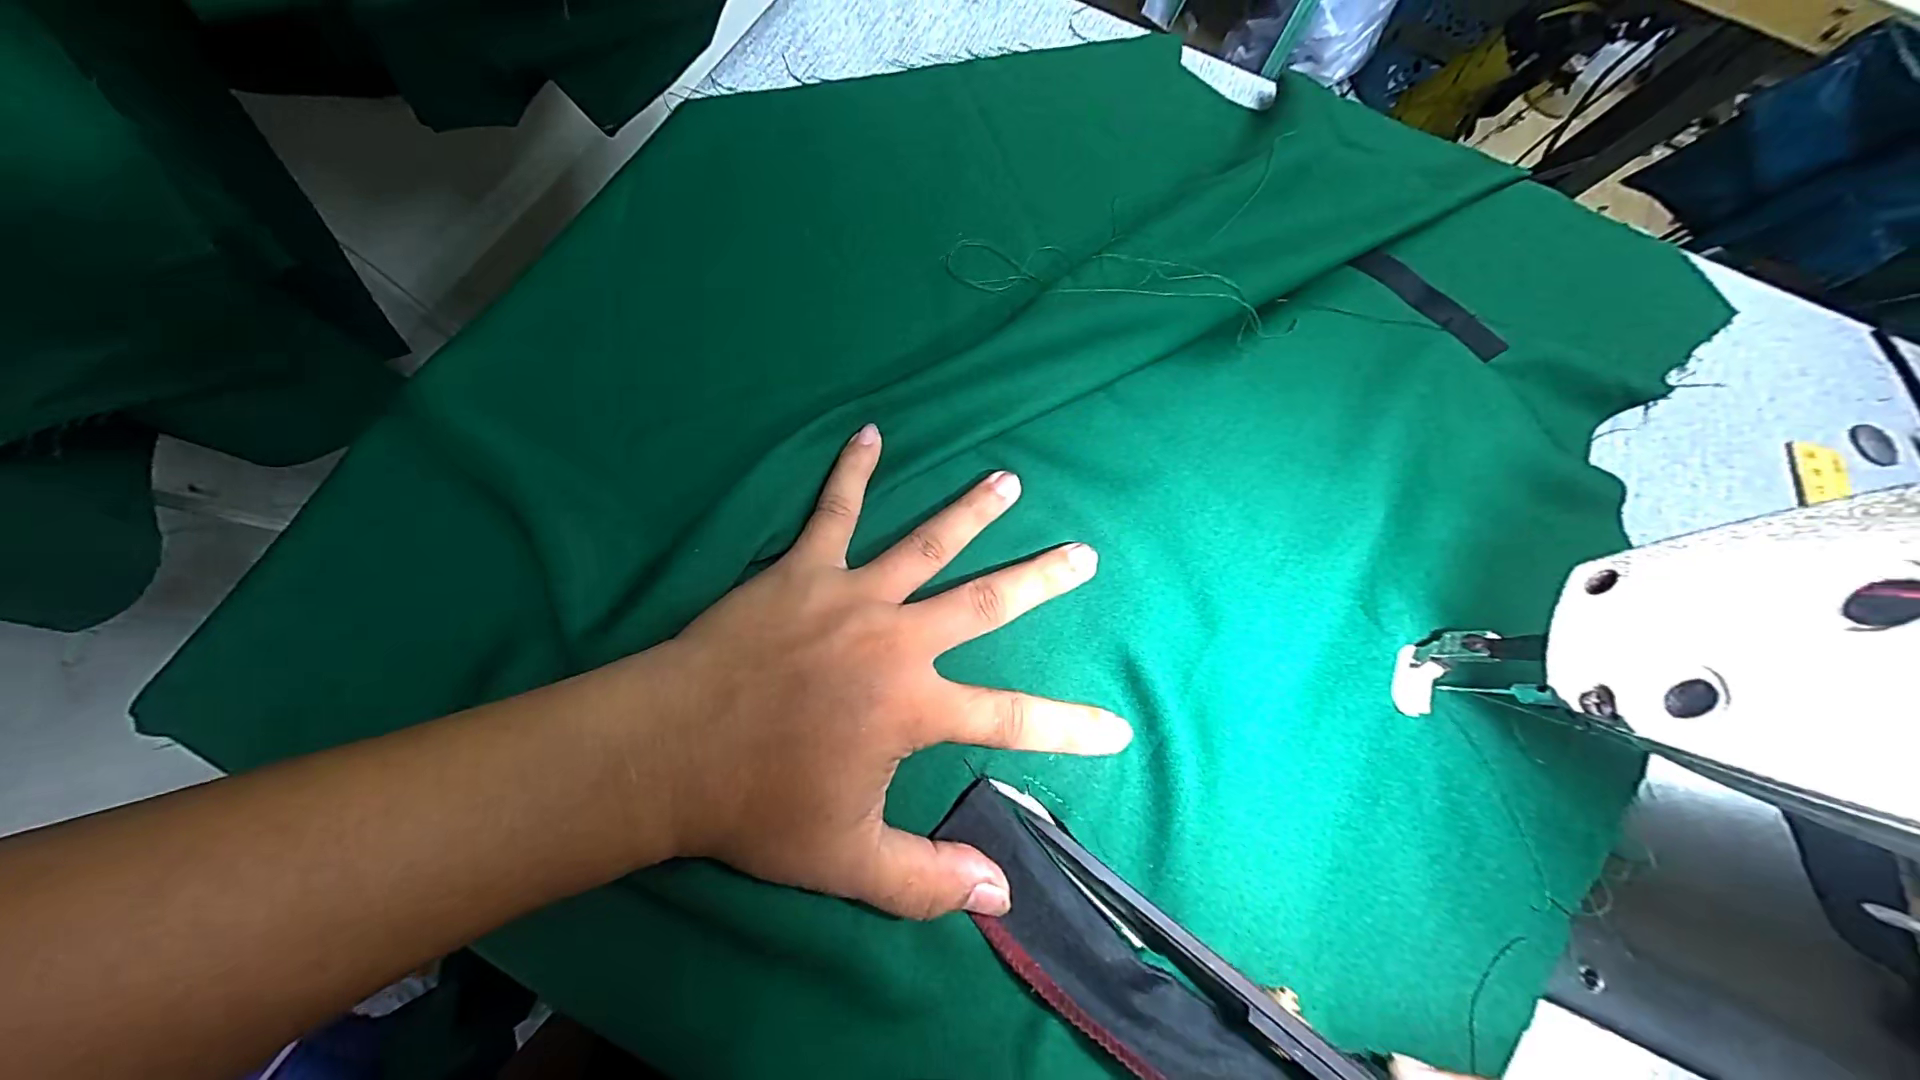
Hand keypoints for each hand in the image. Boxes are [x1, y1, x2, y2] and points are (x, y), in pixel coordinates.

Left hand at [636, 423, 1131, 918]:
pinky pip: (834, 510)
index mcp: (913, 707)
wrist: (667, 750)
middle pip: (987, 602)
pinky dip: (853, 471)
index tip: (1116, 727)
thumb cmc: (757, 805)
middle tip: (1083, 553)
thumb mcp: (848, 860)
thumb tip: (1001, 895)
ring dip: (972, 511)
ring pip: (927, 543)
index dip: (1069, 727)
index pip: (1012, 719)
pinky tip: (869, 433)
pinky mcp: (802, 569)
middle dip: (1042, 579)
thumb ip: (928, 880)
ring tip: (1008, 481)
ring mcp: (851, 595)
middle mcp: (897, 640)